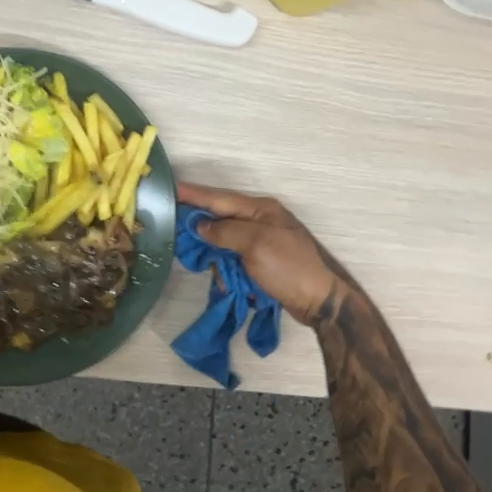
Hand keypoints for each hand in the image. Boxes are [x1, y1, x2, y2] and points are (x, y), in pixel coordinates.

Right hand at [178, 182, 341, 324]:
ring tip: (226, 279)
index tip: (170, 189)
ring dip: (219, 262)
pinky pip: (234, 261)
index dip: (193, 195)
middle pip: (219, 220)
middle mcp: (260, 221)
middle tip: (185, 246)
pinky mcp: (262, 261)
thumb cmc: (290, 268)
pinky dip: (230, 273)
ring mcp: (261, 241)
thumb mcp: (255, 245)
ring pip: (223, 244)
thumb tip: (199, 226)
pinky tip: (235, 287)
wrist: (322, 301)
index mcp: (260, 209)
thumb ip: (224, 232)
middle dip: (203, 235)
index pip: (219, 198)